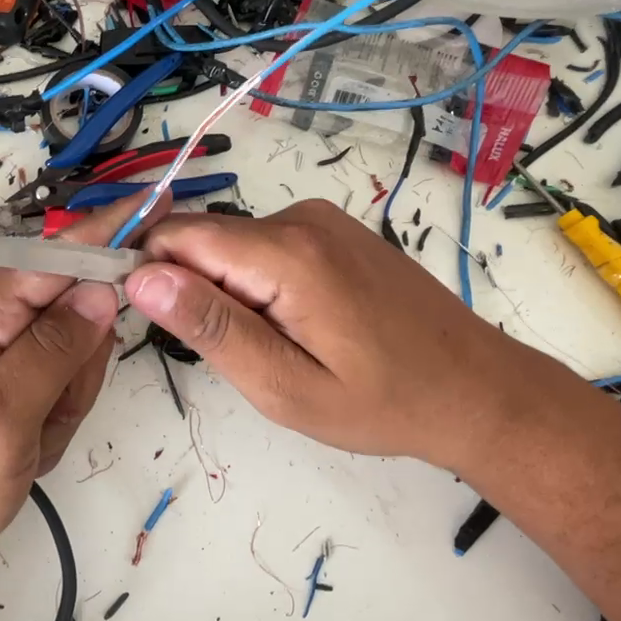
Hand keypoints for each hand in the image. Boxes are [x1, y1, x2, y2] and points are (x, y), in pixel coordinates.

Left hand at [0, 198, 166, 580]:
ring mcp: (3, 354)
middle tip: (47, 420)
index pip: (54, 258)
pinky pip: (63, 386)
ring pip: (76, 353)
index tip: (161, 210)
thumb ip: (52, 351)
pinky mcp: (14, 383)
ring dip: (67, 401)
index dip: (108, 236)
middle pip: (75, 312)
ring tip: (29, 441)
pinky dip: (57, 419)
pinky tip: (27, 448)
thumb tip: (102, 289)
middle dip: (79, 368)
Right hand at [122, 200, 582, 467]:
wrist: (479, 391)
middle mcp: (299, 218)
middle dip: (193, 290)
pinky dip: (255, 283)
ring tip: (271, 343)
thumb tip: (140, 277)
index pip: (175, 236)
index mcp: (286, 253)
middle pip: (201, 239)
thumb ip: (210, 327)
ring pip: (229, 245)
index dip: (151, 276)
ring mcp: (320, 219)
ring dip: (226, 291)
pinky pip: (261, 247)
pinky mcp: (332, 230)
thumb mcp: (284, 384)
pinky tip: (295, 325)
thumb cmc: (382, 402)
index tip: (163, 329)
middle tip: (232, 352)